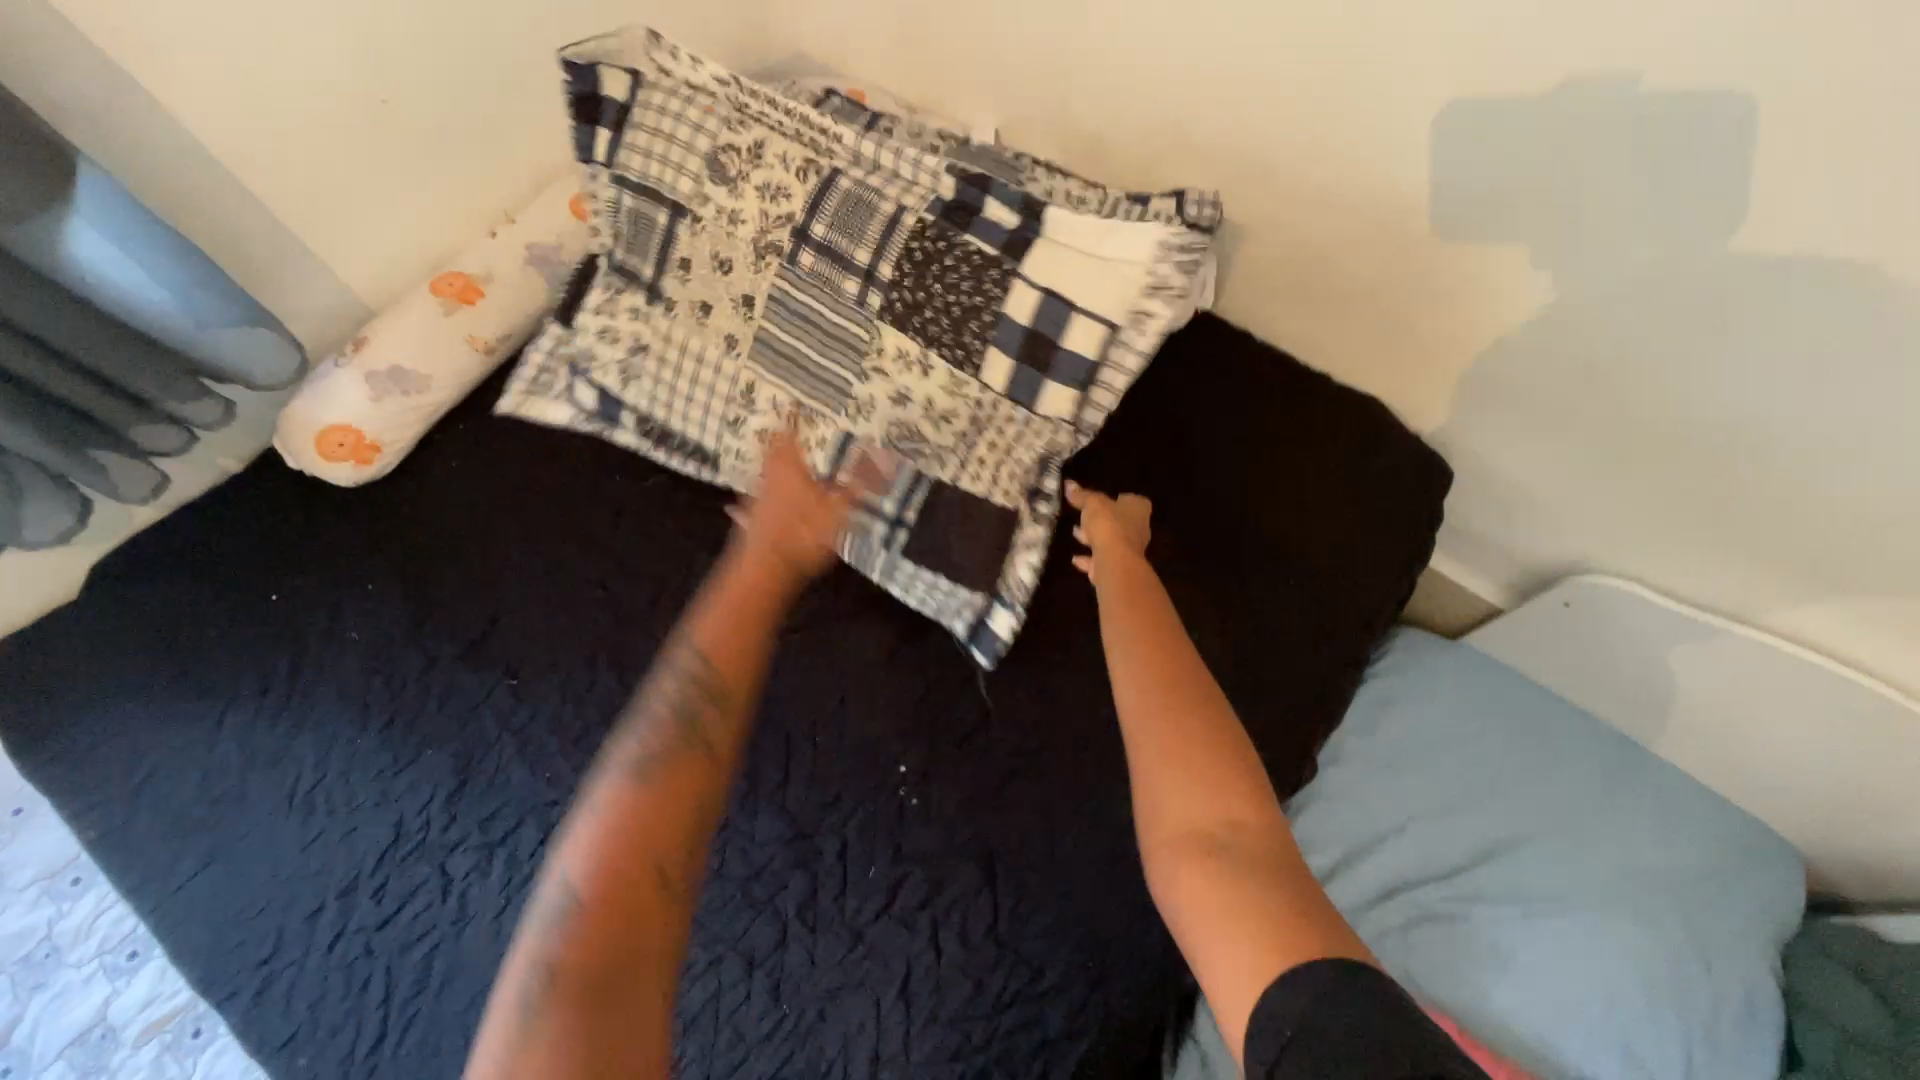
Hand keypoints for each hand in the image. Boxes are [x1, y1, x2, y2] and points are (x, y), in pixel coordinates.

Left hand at [726, 413, 885, 586]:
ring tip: (789, 460)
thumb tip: (882, 458)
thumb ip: (857, 485)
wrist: (765, 570)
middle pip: (772, 450)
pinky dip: (770, 491)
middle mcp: (768, 475)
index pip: (788, 433)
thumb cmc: (804, 533)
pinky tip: (776, 498)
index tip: (795, 404)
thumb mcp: (839, 510)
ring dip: (775, 464)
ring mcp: (756, 497)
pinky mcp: (751, 517)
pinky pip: (761, 495)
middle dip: (781, 439)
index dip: (792, 418)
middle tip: (791, 429)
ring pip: (765, 472)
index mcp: (789, 467)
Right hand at [1065, 480, 1151, 583]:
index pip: (1134, 500)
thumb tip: (1069, 484)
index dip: (1120, 499)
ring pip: (1110, 540)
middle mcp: (1138, 529)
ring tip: (1076, 533)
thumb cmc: (1109, 525)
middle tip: (1085, 516)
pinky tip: (1075, 558)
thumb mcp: (1092, 503)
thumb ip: (1082, 495)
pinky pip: (1101, 558)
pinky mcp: (1117, 566)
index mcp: (1138, 510)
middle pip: (1120, 521)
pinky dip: (1089, 558)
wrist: (1114, 561)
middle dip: (1103, 520)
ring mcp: (1128, 550)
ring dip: (1094, 538)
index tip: (1106, 499)